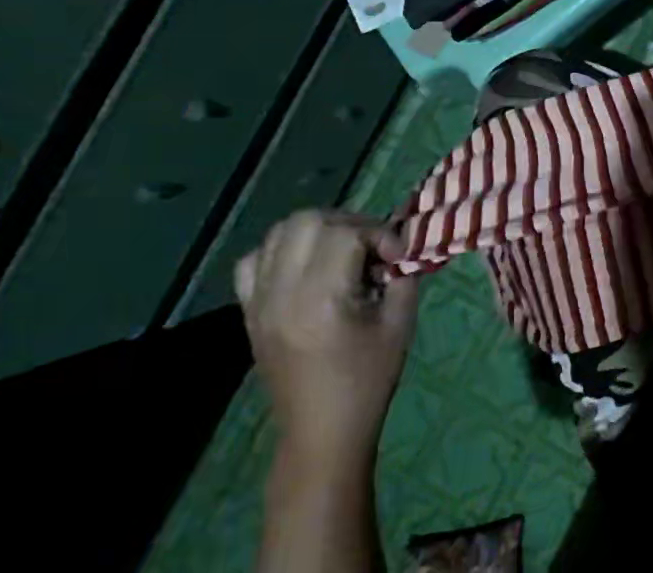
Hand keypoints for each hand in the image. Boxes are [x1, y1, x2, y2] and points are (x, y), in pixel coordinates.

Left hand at [235, 210, 418, 459]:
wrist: (322, 431)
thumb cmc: (368, 379)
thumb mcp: (400, 323)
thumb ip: (403, 275)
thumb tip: (401, 246)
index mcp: (321, 299)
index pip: (346, 232)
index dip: (379, 233)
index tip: (397, 255)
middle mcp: (282, 293)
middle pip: (308, 221)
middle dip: (348, 222)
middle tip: (371, 245)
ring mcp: (259, 301)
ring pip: (279, 231)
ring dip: (317, 229)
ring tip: (342, 250)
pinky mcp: (249, 311)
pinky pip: (254, 260)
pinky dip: (281, 250)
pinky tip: (306, 265)